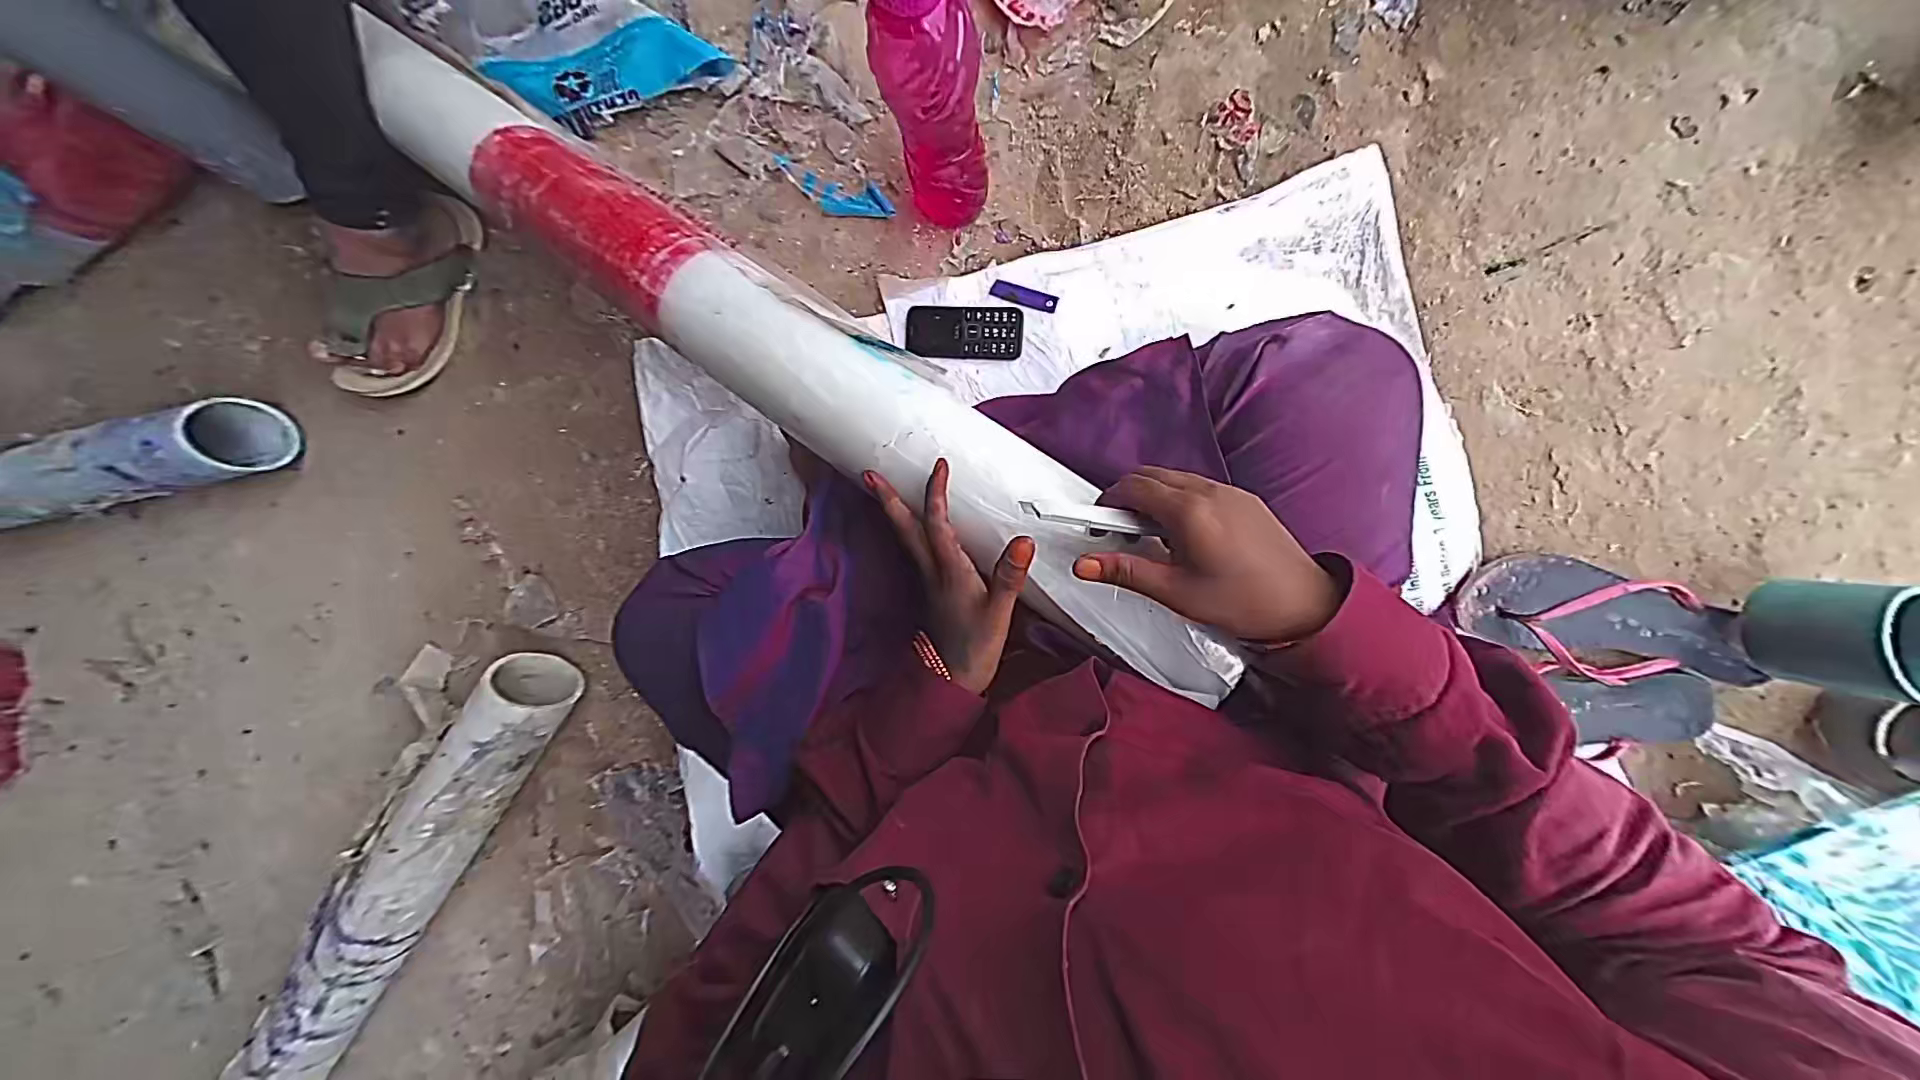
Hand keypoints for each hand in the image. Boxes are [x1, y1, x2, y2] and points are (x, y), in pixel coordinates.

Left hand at [866, 459, 1034, 693]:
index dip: (936, 493)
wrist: (951, 679)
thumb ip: (1010, 577)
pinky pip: (915, 551)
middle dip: (888, 500)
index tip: (939, 466)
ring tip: (885, 493)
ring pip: (906, 539)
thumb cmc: (974, 649)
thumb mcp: (999, 612)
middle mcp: (932, 571)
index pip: (937, 523)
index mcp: (949, 571)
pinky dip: (909, 532)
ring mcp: (928, 580)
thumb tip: (1023, 542)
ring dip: (895, 513)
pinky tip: (914, 529)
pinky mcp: (931, 589)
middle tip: (871, 475)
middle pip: (905, 528)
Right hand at [1070, 466, 1342, 643]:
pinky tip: (1182, 533)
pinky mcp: (1243, 499)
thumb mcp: (1175, 591)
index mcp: (1189, 512)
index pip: (1132, 487)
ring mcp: (1230, 493)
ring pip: (1174, 478)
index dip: (1107, 502)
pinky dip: (1177, 498)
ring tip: (1151, 536)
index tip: (1098, 522)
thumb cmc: (1245, 602)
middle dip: (1126, 496)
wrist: (1306, 605)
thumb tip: (1085, 565)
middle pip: (1150, 475)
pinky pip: (1198, 485)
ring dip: (1152, 496)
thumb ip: (1126, 571)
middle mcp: (1210, 492)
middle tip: (1119, 529)